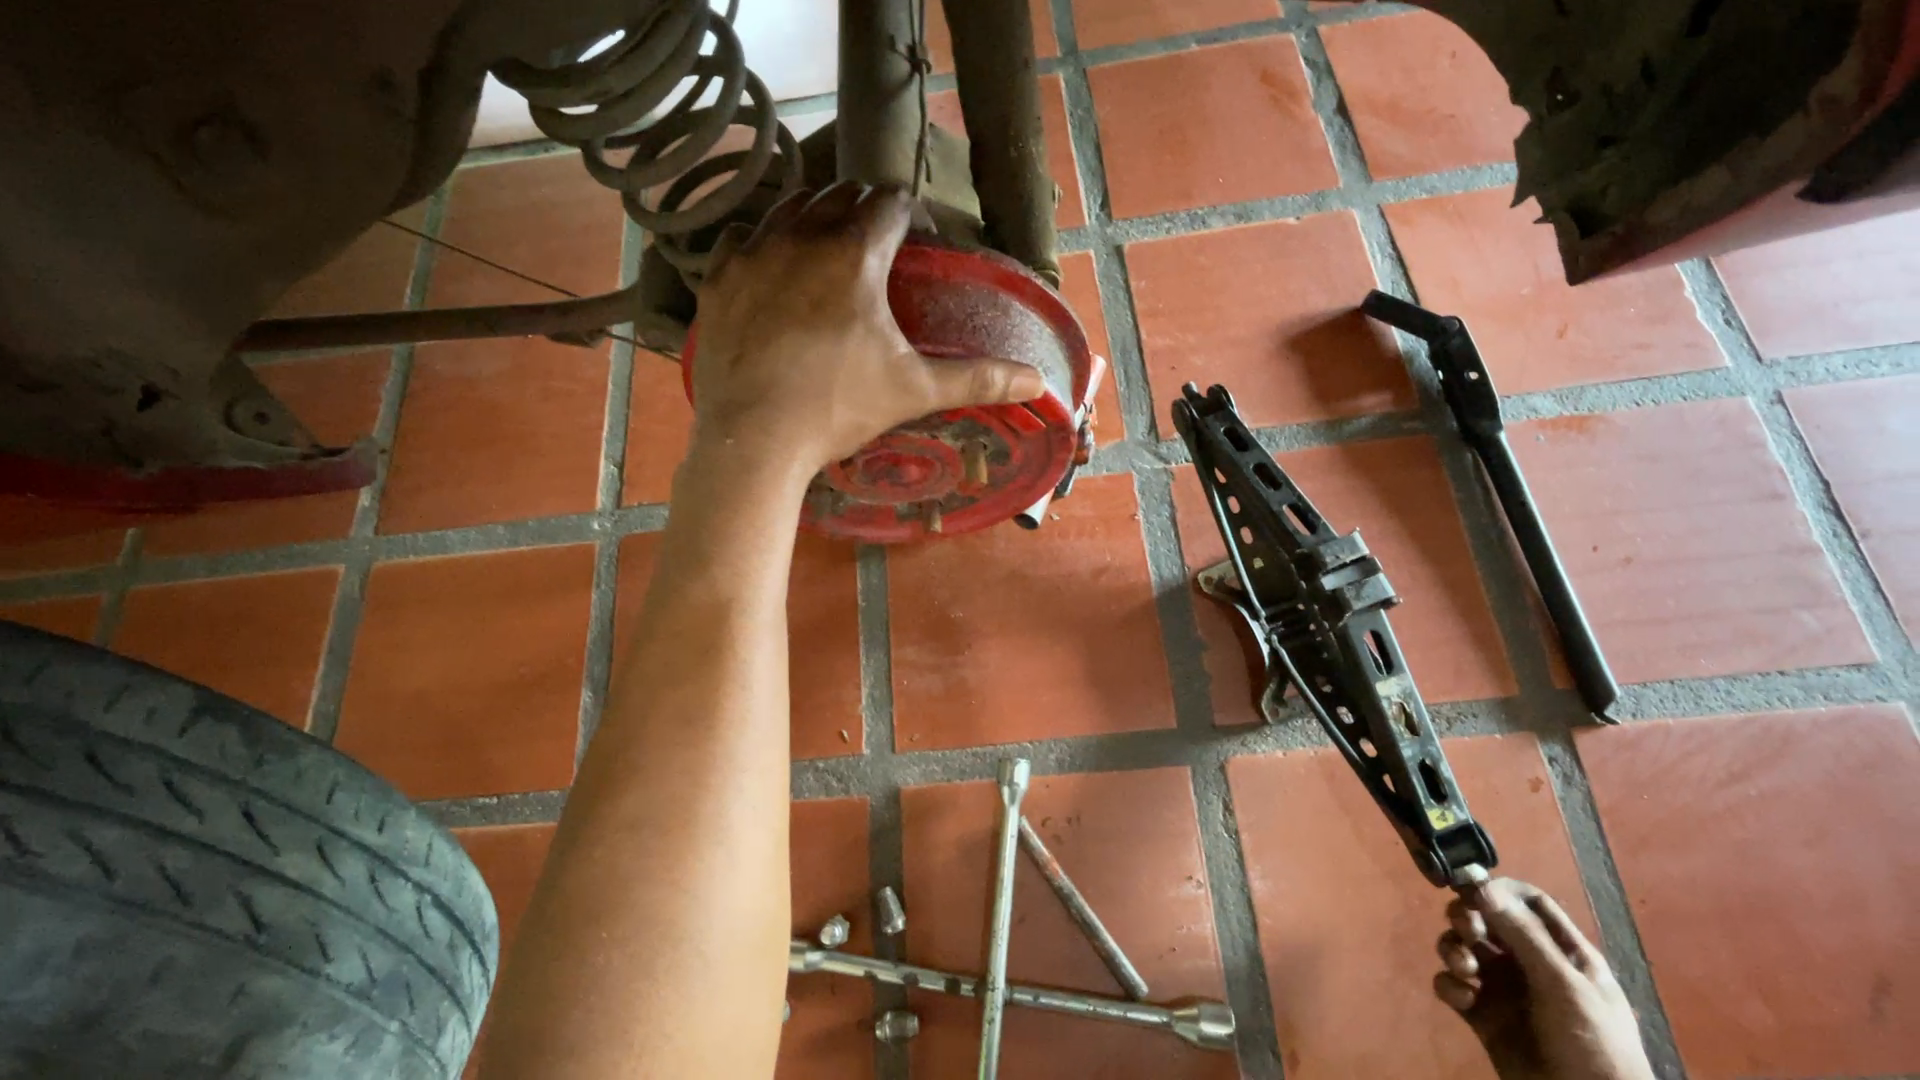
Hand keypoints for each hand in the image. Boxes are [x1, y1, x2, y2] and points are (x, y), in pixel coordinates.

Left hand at [690, 181, 1047, 471]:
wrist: (753, 438)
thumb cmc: (839, 408)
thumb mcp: (914, 390)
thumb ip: (977, 378)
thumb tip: (1037, 382)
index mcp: (856, 253)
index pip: (890, 200)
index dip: (908, 213)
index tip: (916, 236)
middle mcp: (802, 236)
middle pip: (839, 193)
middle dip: (862, 209)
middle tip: (876, 245)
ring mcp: (754, 254)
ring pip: (789, 207)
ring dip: (815, 216)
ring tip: (827, 249)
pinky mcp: (719, 279)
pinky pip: (742, 237)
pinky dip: (763, 243)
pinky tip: (773, 270)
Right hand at [1434, 878, 1655, 1079]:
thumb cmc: (1592, 1042)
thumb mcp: (1564, 986)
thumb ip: (1523, 935)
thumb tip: (1481, 884)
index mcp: (1562, 952)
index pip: (1528, 902)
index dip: (1500, 890)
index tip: (1474, 890)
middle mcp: (1529, 964)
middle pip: (1487, 921)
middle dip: (1468, 919)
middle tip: (1465, 930)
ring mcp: (1504, 990)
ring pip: (1464, 950)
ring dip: (1454, 950)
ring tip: (1463, 970)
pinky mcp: (1482, 1017)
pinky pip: (1454, 987)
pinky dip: (1449, 986)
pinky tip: (1460, 997)